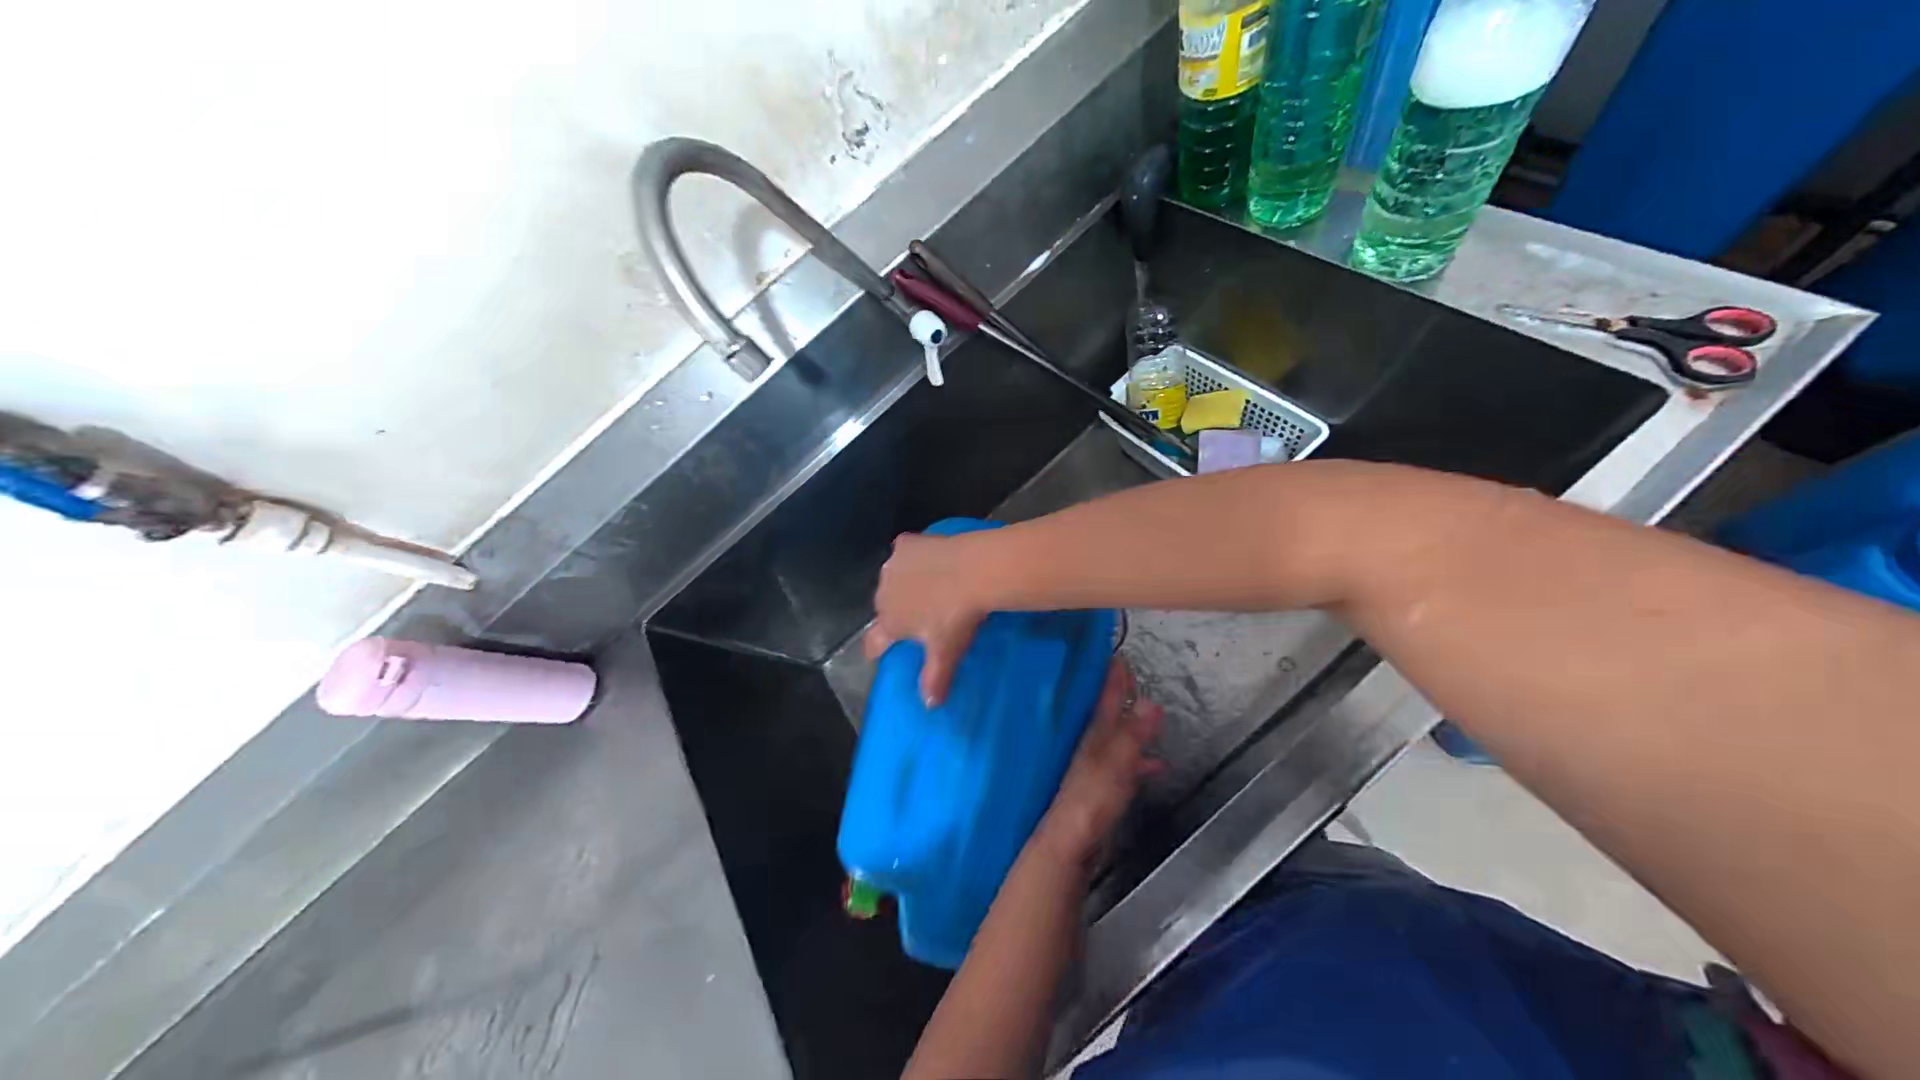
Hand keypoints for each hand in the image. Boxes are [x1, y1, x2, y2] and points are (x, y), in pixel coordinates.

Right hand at [865, 531, 989, 704]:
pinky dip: (914, 556)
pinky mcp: (907, 542)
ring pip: (893, 579)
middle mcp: (884, 593)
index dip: (875, 648)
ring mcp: (893, 566)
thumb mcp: (947, 653)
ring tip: (930, 586)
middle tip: (921, 617)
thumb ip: (934, 679)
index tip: (877, 653)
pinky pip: (905, 551)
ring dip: (905, 584)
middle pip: (885, 607)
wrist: (973, 572)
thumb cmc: (957, 618)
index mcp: (890, 622)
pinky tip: (931, 558)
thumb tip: (929, 705)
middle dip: (898, 612)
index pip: (873, 641)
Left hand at [1034, 660, 1163, 865]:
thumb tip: (1150, 703)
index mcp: (1090, 735)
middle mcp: (1088, 747)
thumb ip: (1133, 735)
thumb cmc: (1088, 801)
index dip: (1112, 677)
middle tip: (1132, 678)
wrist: (1068, 845)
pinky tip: (1152, 765)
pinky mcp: (1097, 789)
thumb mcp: (1116, 764)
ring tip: (1150, 718)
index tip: (1119, 656)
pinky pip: (1120, 764)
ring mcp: (1091, 767)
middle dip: (1120, 696)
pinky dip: (1136, 760)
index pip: (1103, 698)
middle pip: (1105, 714)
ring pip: (1113, 738)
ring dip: (1130, 726)